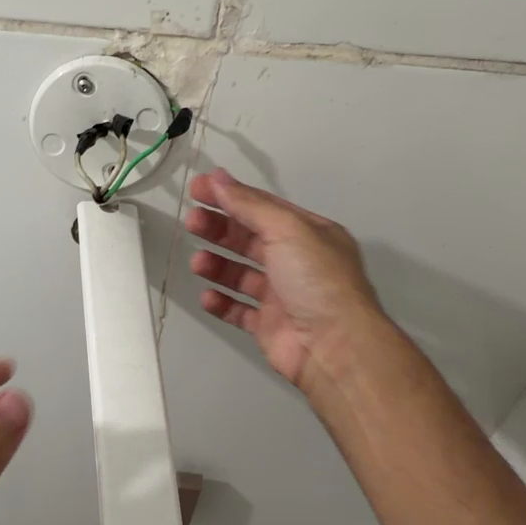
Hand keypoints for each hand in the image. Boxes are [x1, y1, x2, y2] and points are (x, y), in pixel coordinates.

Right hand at [185, 168, 384, 390]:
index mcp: (308, 233)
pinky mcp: (268, 325)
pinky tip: (208, 296)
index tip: (198, 188)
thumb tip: (219, 178)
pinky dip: (221, 303)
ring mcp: (282, 295)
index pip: (263, 207)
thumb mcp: (288, 229)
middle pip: (249, 239)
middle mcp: (296, 262)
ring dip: (217, 265)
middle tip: (192, 222)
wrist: (332, 346)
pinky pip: (238, 310)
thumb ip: (250, 205)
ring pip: (241, 275)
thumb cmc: (317, 281)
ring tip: (198, 262)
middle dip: (219, 229)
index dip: (230, 195)